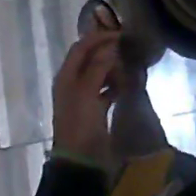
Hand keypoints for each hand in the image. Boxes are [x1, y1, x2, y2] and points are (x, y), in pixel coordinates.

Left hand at [50, 29, 122, 165]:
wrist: (80, 162)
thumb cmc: (80, 124)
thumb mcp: (87, 93)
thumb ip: (98, 67)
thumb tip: (110, 45)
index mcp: (66, 76)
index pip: (81, 47)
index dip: (98, 37)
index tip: (120, 33)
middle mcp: (72, 83)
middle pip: (89, 59)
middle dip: (106, 50)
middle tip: (127, 46)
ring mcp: (83, 97)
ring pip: (98, 73)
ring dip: (112, 67)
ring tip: (129, 63)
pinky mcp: (94, 111)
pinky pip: (105, 90)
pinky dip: (115, 84)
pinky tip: (128, 84)